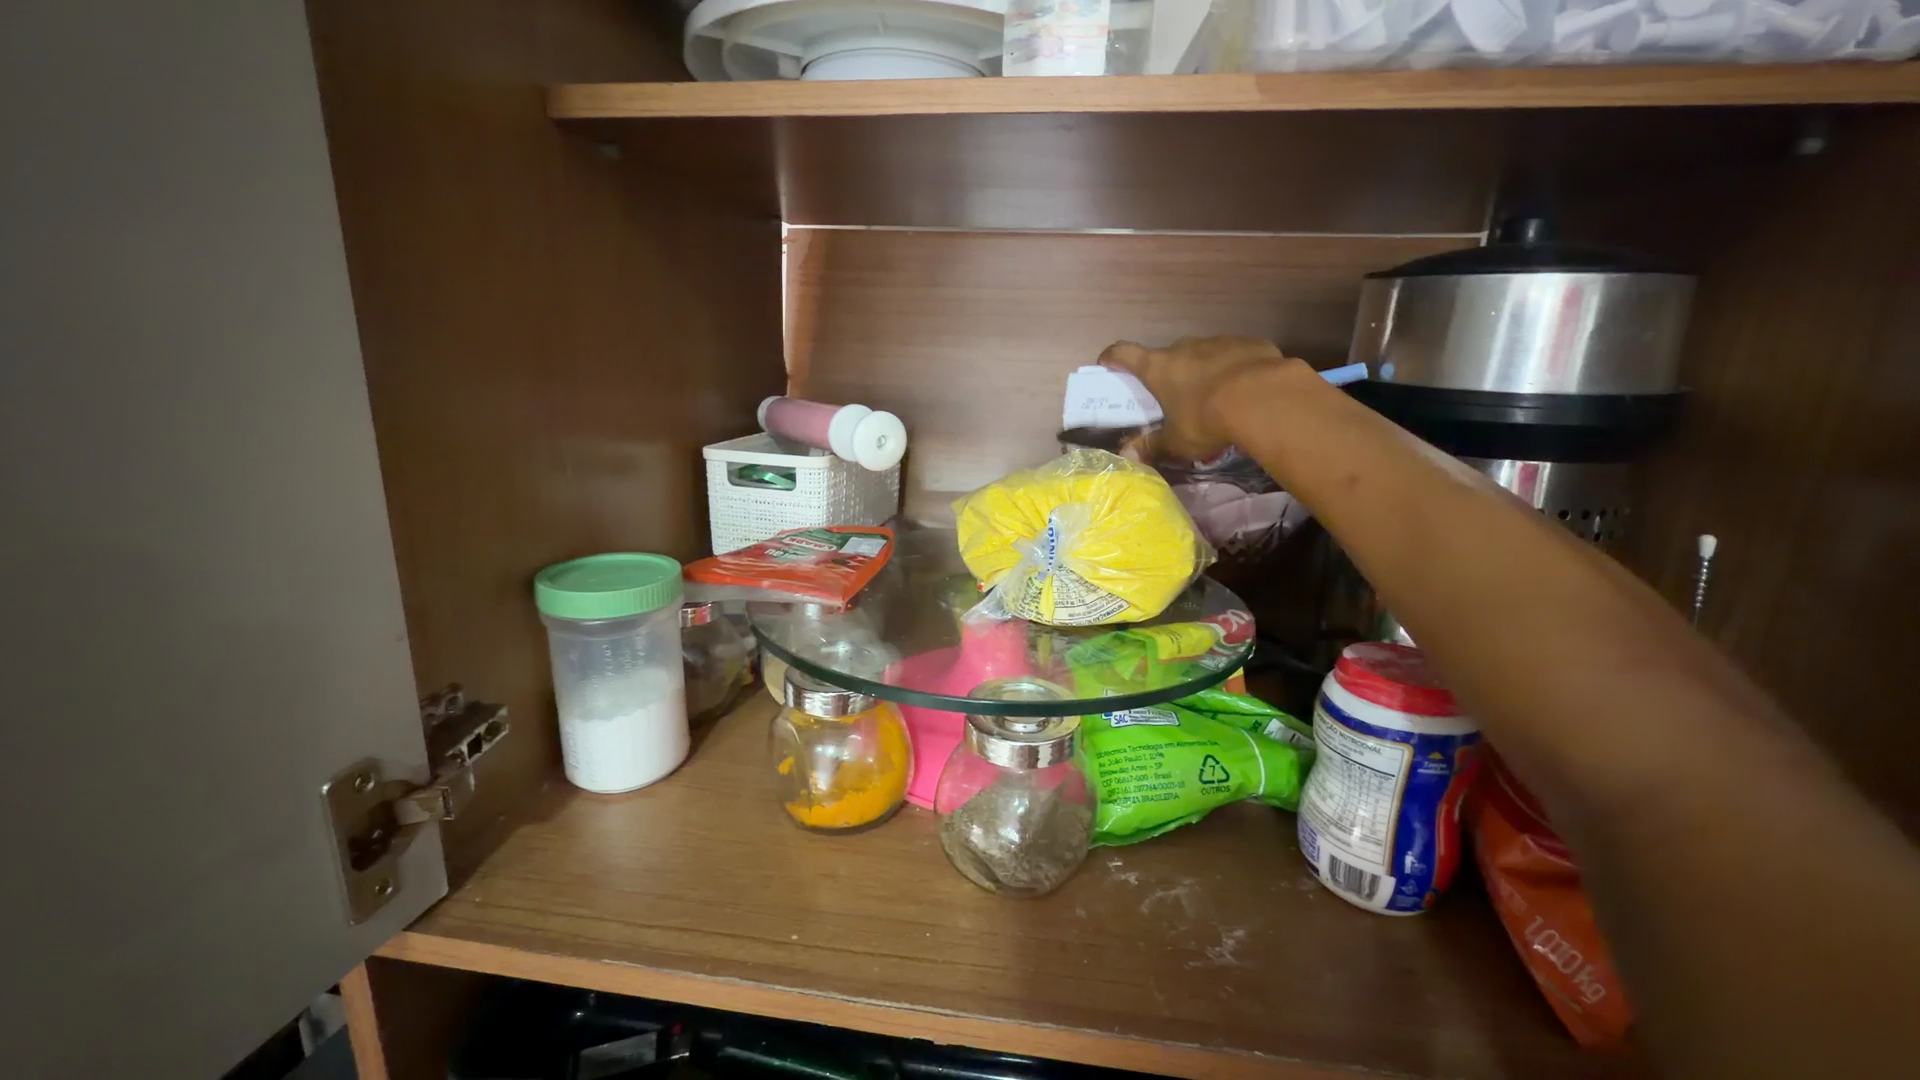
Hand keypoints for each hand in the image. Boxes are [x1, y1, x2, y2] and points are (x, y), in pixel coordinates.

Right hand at [1098, 336, 1307, 459]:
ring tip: (1214, 396)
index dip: (1113, 357)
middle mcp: (1184, 348)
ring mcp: (1217, 342)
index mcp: (1158, 368)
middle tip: (1174, 396)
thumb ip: (1153, 446)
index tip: (1108, 362)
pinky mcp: (1247, 343)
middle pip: (1167, 355)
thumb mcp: (1178, 441)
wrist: (1263, 397)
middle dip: (1167, 372)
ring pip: (1202, 354)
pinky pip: (1234, 355)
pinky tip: (1244, 389)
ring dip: (1202, 370)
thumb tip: (1126, 457)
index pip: (1124, 353)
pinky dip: (1233, 368)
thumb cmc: (1207, 419)